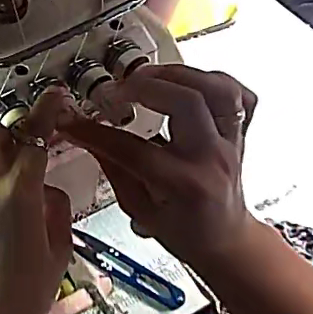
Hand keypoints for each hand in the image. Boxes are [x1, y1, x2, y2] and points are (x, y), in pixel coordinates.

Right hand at [57, 64, 260, 271]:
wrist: (225, 240)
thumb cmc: (185, 232)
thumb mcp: (139, 208)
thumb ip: (114, 168)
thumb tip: (87, 135)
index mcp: (184, 185)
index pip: (132, 149)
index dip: (95, 132)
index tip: (72, 121)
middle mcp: (212, 158)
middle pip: (186, 102)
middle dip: (143, 86)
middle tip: (115, 90)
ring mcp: (231, 142)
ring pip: (218, 89)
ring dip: (178, 73)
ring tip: (148, 76)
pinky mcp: (240, 133)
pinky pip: (240, 94)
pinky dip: (213, 80)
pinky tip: (187, 82)